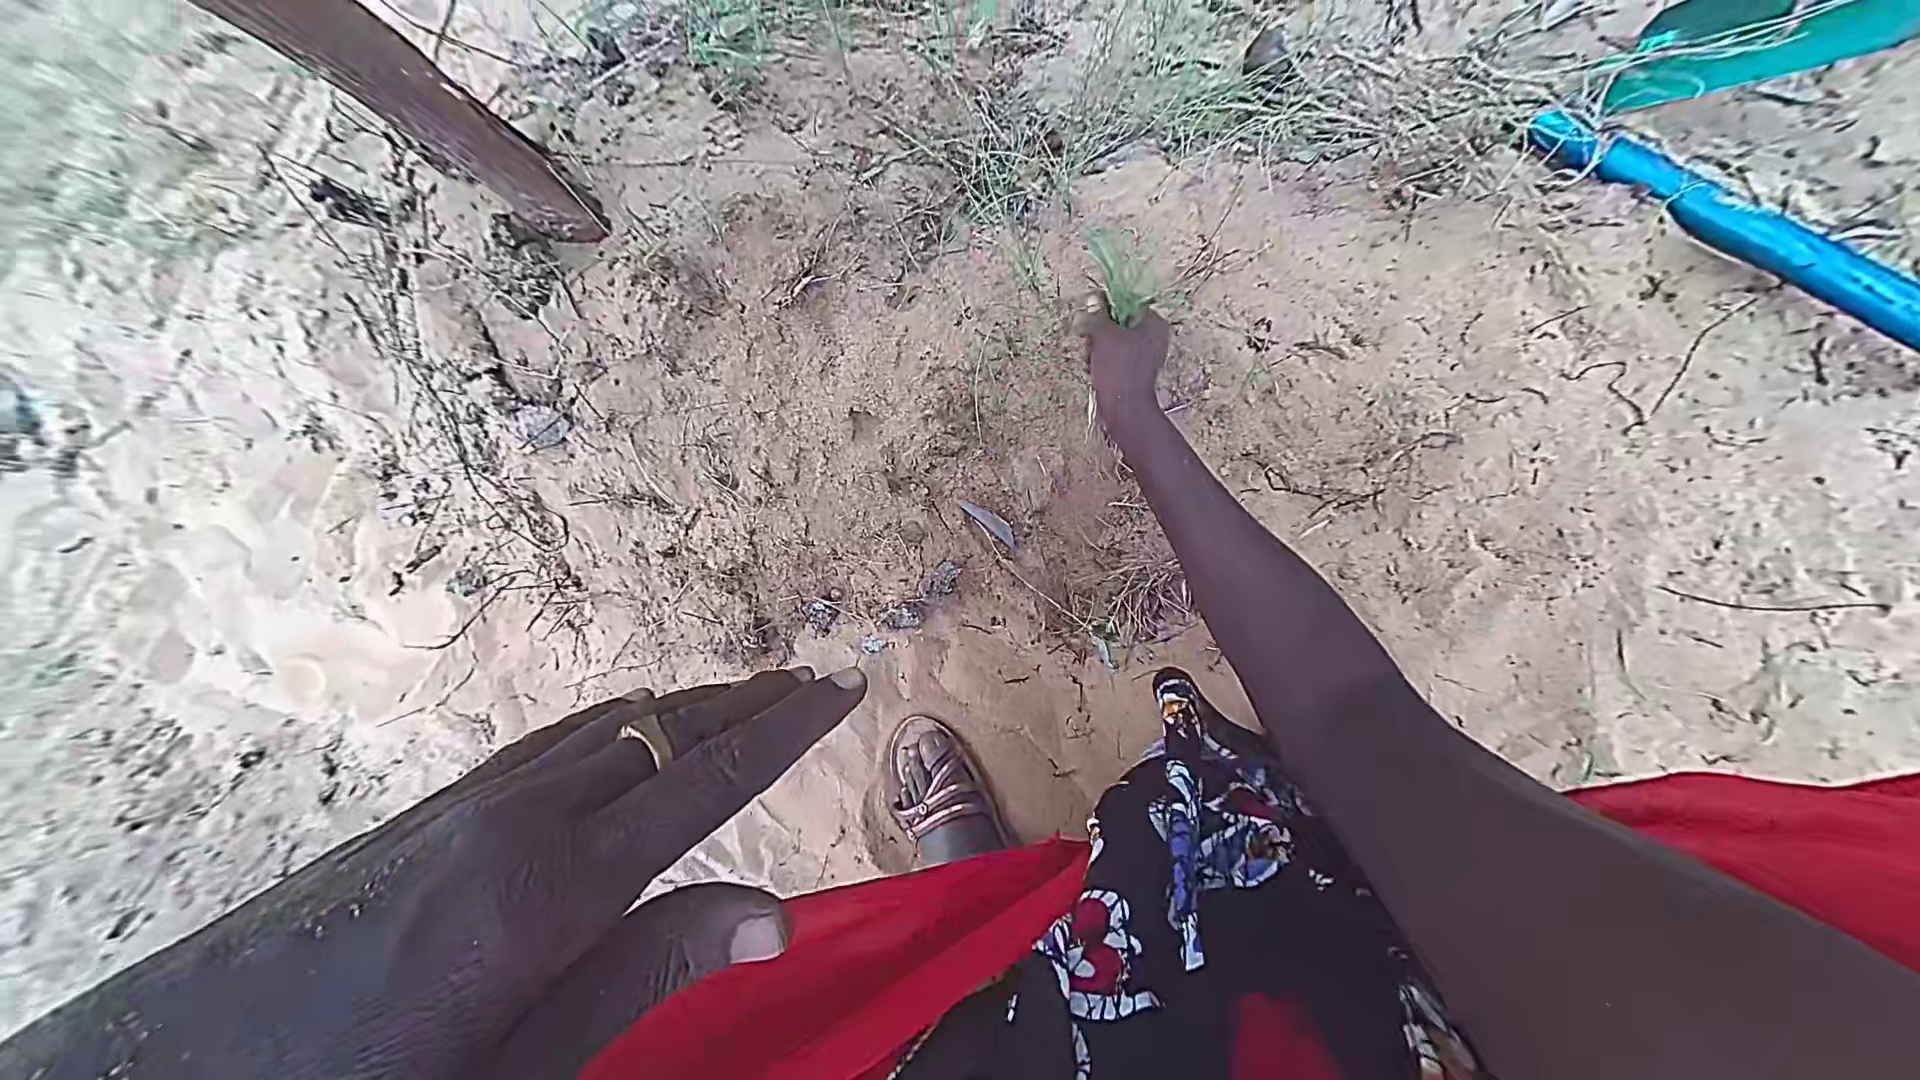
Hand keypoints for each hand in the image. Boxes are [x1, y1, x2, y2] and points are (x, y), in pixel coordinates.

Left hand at [0, 667, 867, 1079]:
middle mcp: (528, 814)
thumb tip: (775, 912)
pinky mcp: (439, 807)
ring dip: (697, 705)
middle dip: (755, 701)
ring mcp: (478, 801)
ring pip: (619, 724)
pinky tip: (638, 715)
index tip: (842, 689)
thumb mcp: (520, 1074)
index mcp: (561, 884)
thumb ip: (651, 971)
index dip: (789, 728)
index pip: (712, 777)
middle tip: (815, 678)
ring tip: (752, 693)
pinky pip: (560, 738)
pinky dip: (624, 716)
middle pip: (672, 731)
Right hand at [1078, 295, 1169, 443]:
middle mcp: (1153, 337)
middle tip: (1091, 344)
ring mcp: (1143, 356)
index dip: (1105, 310)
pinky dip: (1101, 362)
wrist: (1123, 410)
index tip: (1091, 320)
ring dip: (1097, 349)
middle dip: (1099, 333)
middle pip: (1118, 323)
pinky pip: (1113, 358)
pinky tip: (1094, 370)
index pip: (1126, 304)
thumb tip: (1093, 298)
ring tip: (1092, 361)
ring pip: (1112, 341)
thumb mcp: (1104, 336)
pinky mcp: (1133, 371)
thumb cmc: (1118, 371)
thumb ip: (1097, 315)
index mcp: (1153, 323)